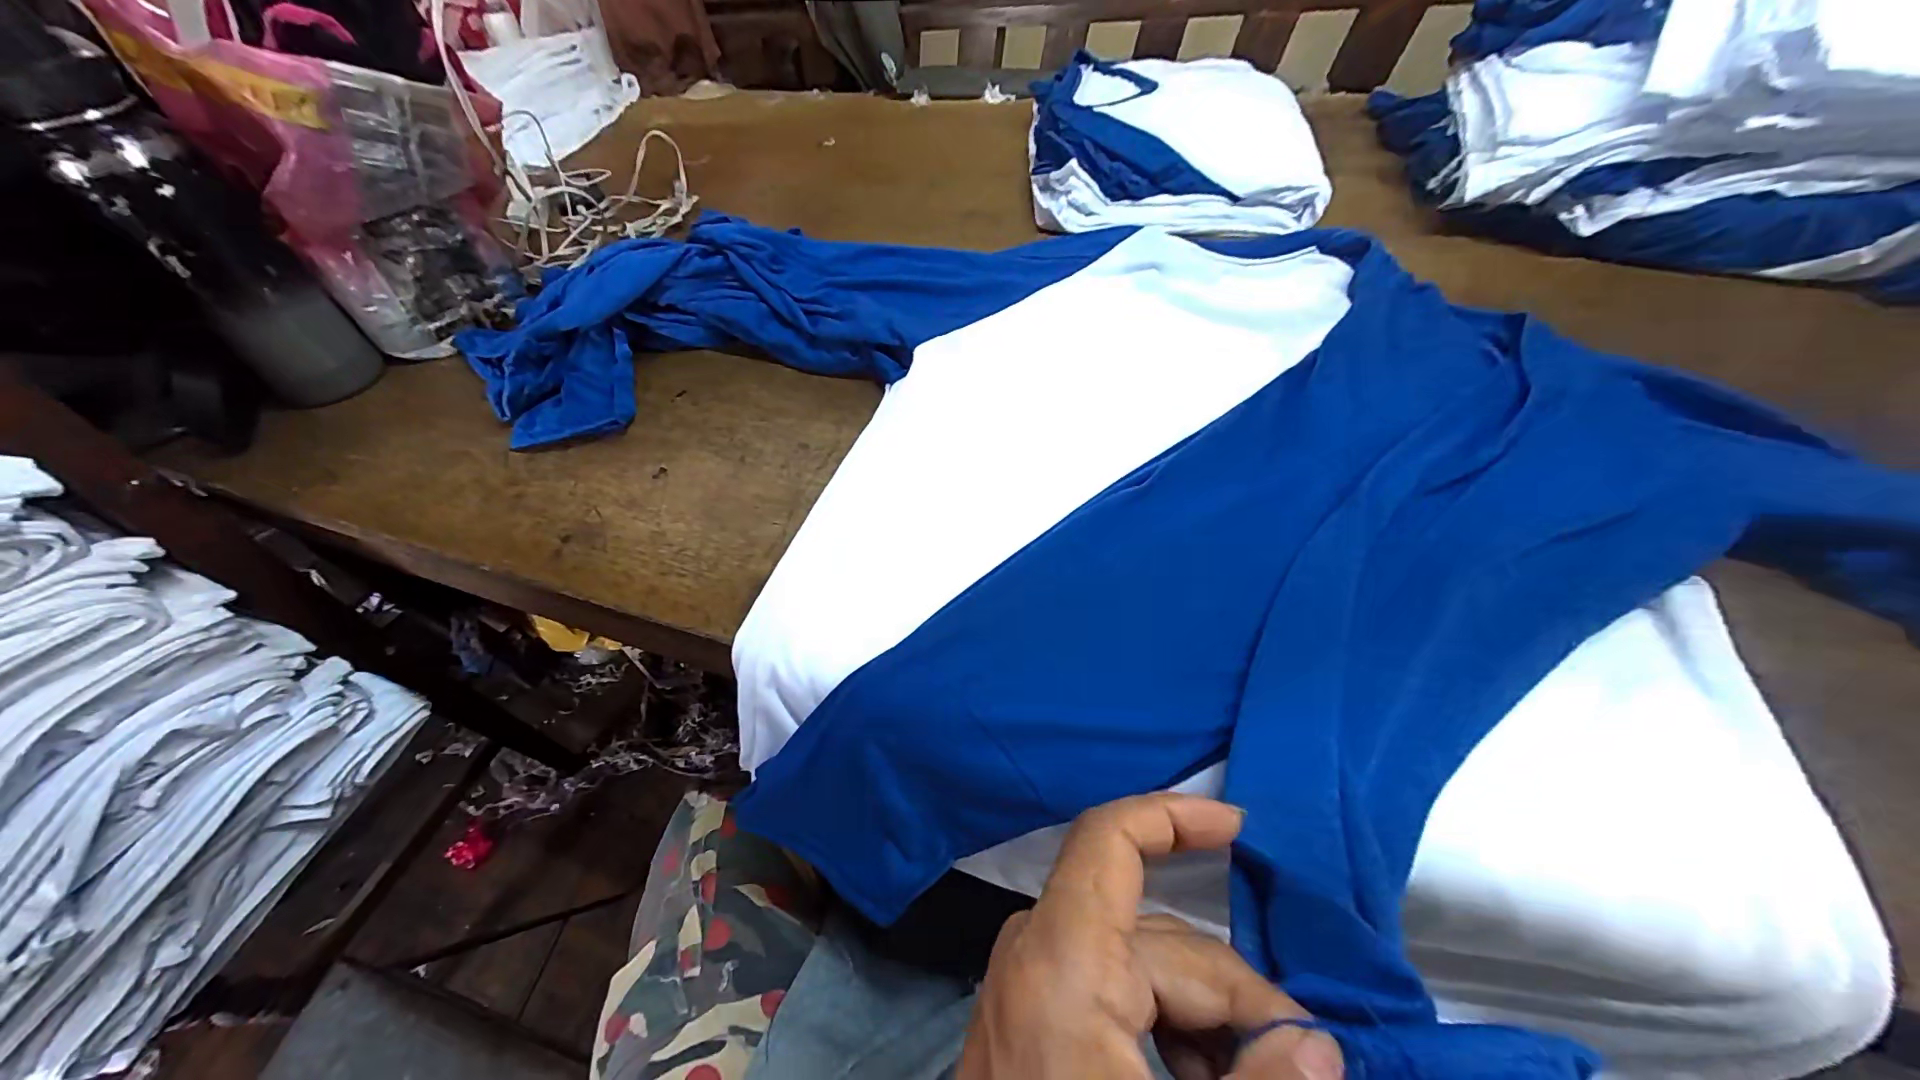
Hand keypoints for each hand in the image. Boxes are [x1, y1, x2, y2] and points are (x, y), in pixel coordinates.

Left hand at [955, 794, 1342, 1079]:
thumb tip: (1319, 1045)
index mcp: (1063, 959)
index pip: (1109, 840)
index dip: (1172, 817)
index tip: (1238, 826)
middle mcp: (1040, 952)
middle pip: (1162, 936)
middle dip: (1239, 997)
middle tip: (1303, 1066)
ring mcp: (1032, 982)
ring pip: (1147, 970)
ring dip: (1210, 1025)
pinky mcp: (1035, 1015)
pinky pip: (1118, 995)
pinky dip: (1169, 1031)